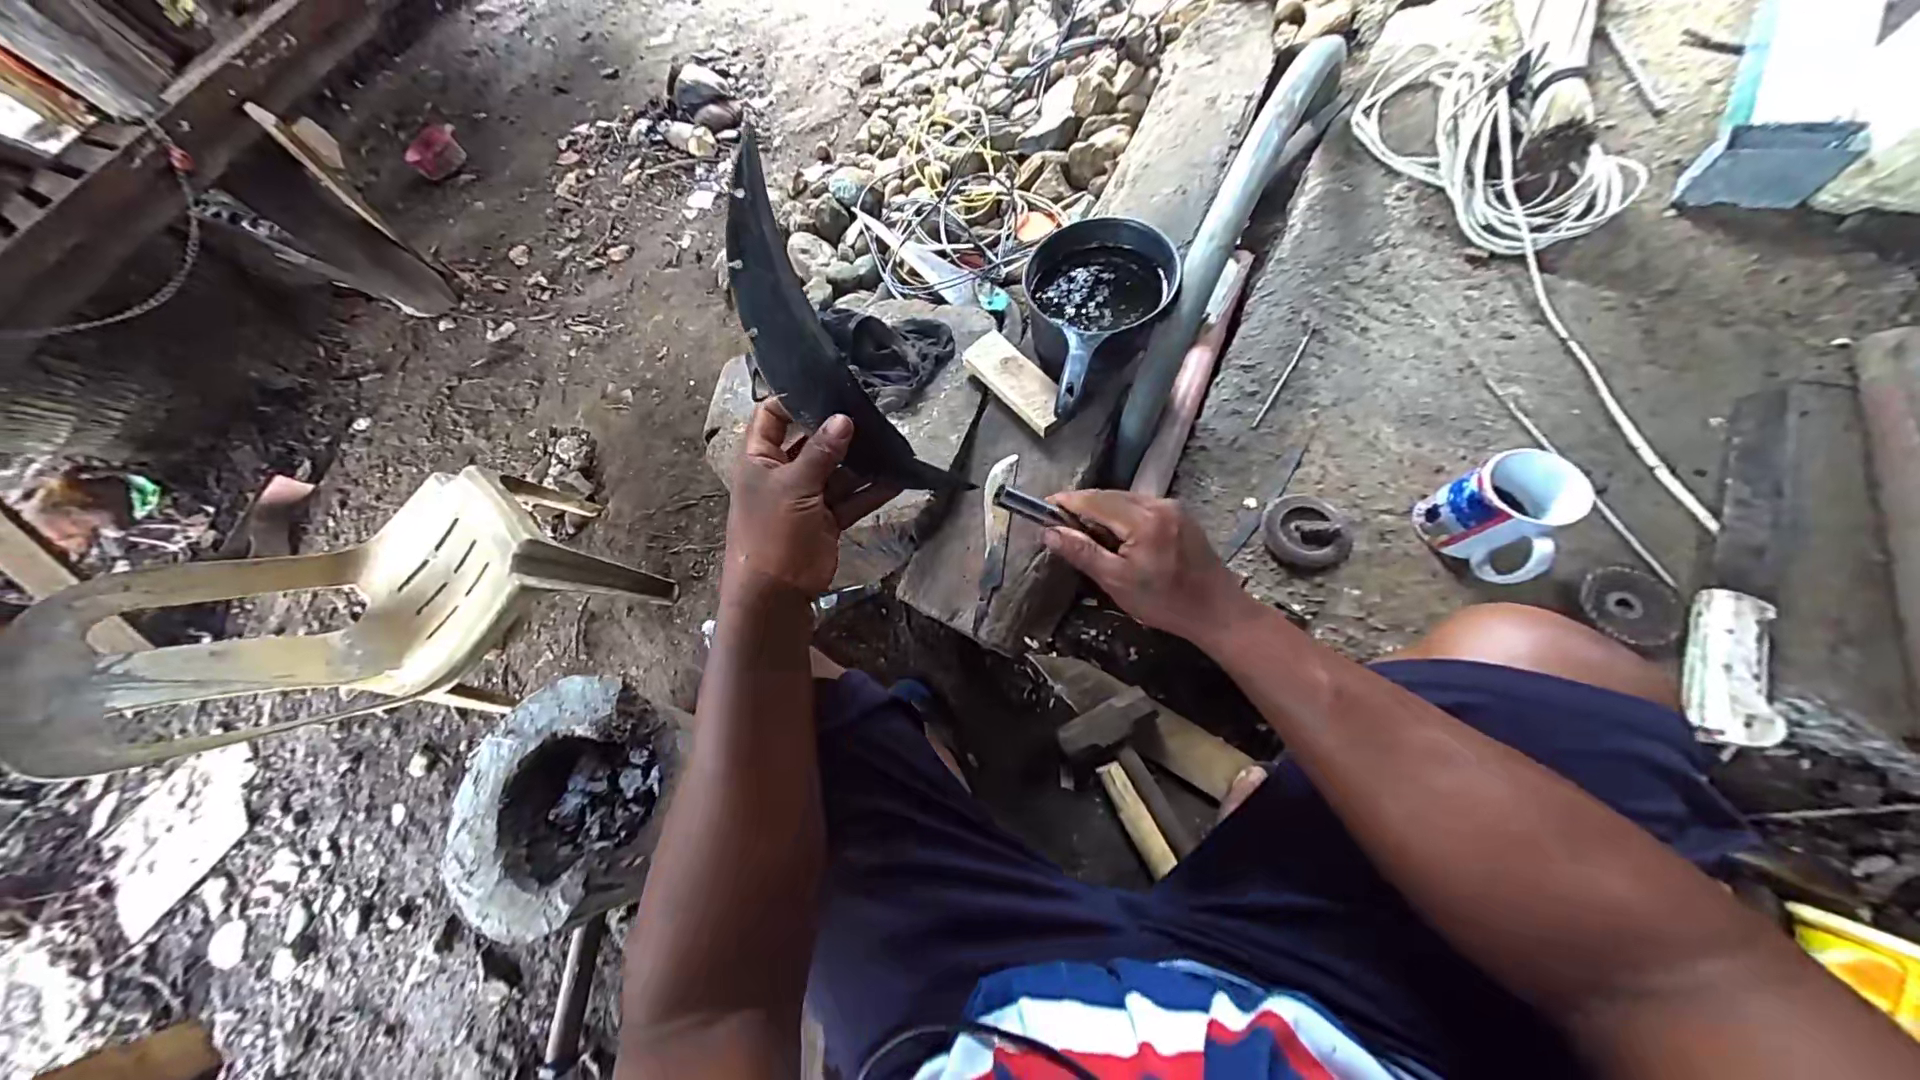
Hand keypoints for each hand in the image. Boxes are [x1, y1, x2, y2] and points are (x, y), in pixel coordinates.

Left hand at [724, 400, 899, 597]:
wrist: (776, 592)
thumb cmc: (772, 531)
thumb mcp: (794, 485)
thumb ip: (820, 452)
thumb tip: (843, 419)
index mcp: (760, 458)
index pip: (772, 417)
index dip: (794, 400)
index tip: (827, 388)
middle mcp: (783, 473)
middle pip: (812, 443)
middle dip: (838, 431)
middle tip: (870, 413)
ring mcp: (807, 497)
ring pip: (837, 471)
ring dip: (861, 462)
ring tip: (889, 443)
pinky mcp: (827, 519)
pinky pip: (852, 499)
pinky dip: (871, 492)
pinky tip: (895, 478)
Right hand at [1044, 490, 1253, 644]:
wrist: (1217, 611)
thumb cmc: (1165, 603)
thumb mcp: (1116, 581)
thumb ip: (1082, 552)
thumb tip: (1049, 532)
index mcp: (1143, 520)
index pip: (1093, 500)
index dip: (1065, 502)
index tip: (1042, 509)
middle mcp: (1159, 504)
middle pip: (1108, 495)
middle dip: (1081, 506)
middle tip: (1058, 523)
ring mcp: (1172, 507)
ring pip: (1124, 499)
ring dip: (1100, 510)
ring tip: (1082, 530)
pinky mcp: (1180, 515)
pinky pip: (1140, 506)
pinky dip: (1120, 514)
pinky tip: (1113, 534)